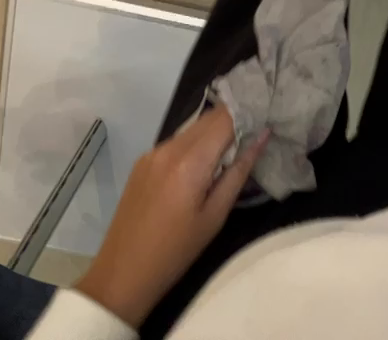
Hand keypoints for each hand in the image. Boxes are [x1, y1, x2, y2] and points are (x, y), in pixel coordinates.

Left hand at [76, 107, 267, 326]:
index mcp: (190, 161)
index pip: (226, 117)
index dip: (248, 112)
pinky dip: (194, 145)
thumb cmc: (176, 251)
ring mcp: (152, 152)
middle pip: (209, 117)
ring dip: (213, 133)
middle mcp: (169, 147)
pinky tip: (200, 168)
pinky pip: (177, 141)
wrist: (121, 275)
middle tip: (254, 134)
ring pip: (193, 127)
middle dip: (233, 120)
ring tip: (229, 153)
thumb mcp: (216, 215)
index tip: (266, 118)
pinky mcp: (143, 162)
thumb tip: (263, 135)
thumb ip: (240, 171)